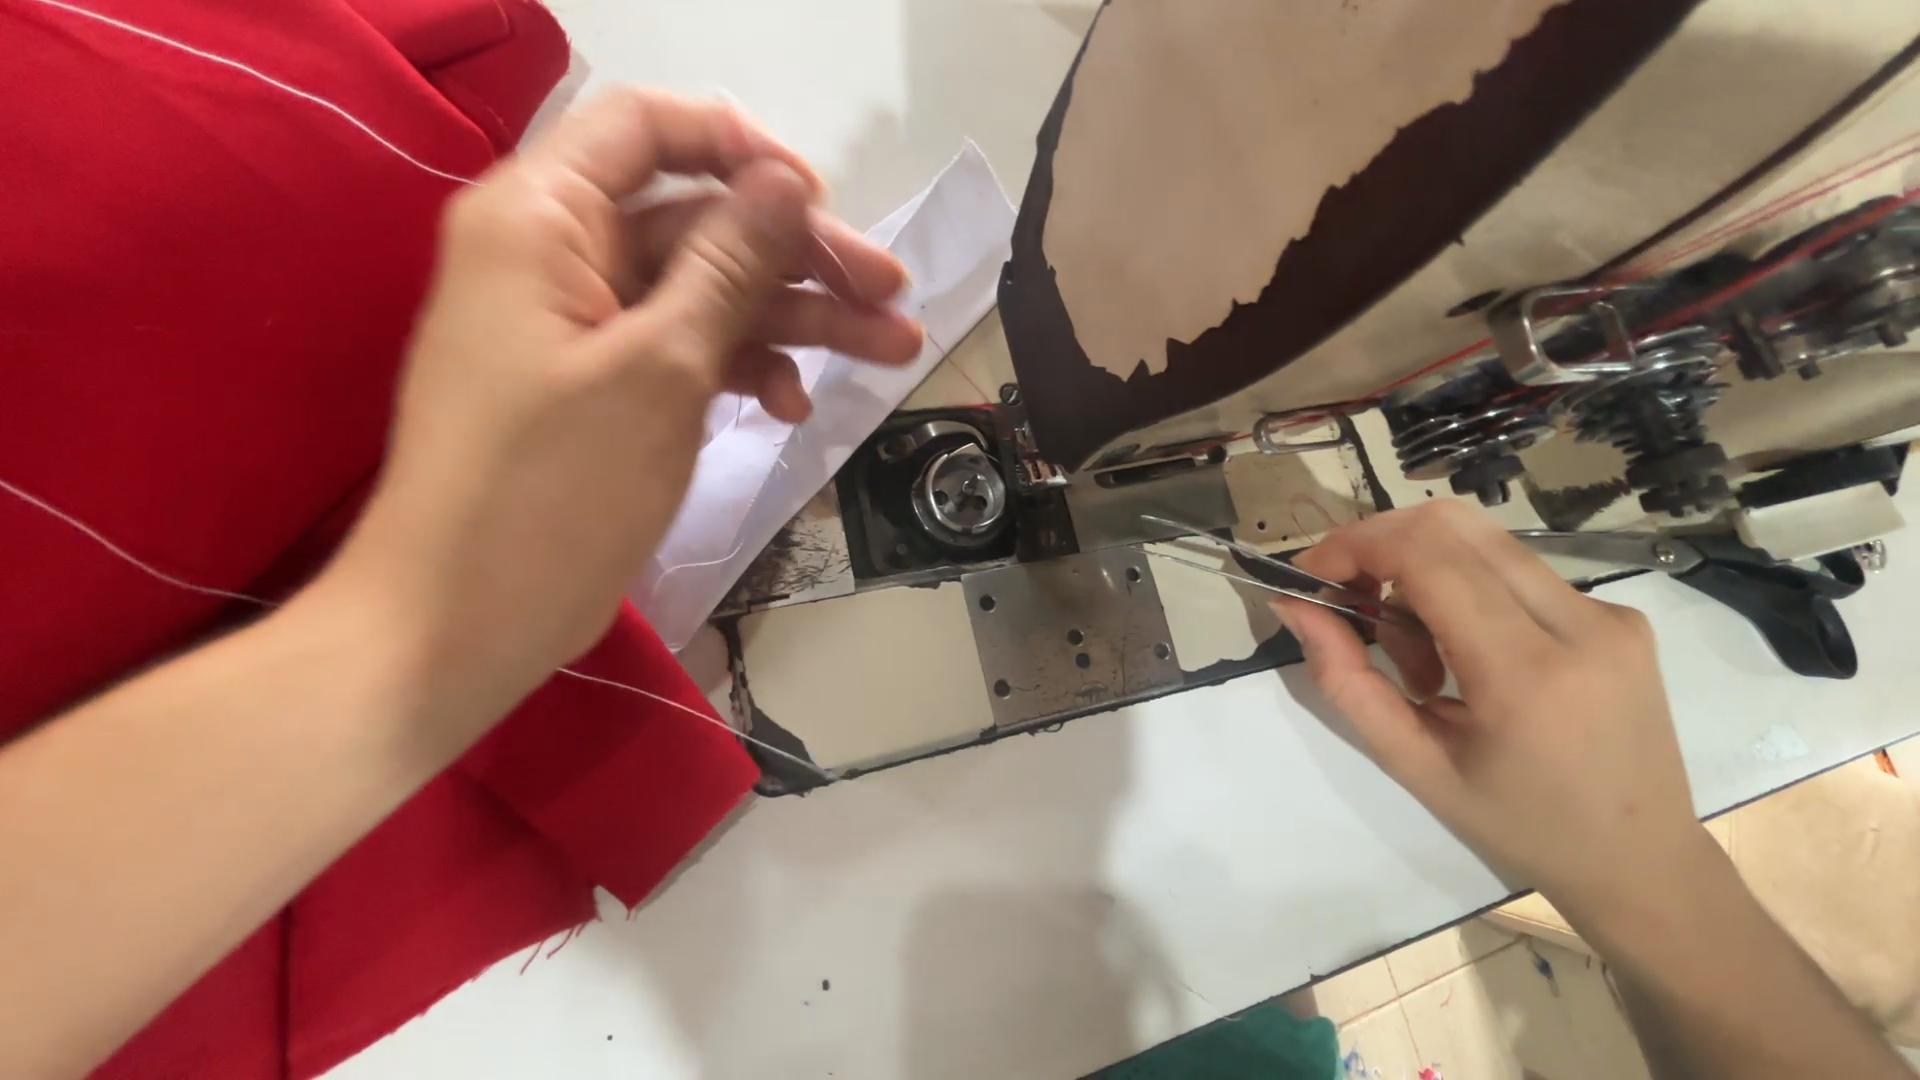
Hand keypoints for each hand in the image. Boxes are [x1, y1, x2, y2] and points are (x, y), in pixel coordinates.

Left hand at [326, 87, 922, 709]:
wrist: (470, 618)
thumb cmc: (553, 488)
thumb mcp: (660, 368)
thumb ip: (728, 266)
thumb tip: (786, 183)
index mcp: (543, 218)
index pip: (648, 131)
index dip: (742, 152)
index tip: (823, 203)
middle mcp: (561, 256)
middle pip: (701, 224)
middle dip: (801, 259)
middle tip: (892, 296)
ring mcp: (587, 328)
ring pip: (710, 295)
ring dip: (796, 322)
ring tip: (890, 351)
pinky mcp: (609, 388)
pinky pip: (691, 353)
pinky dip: (746, 371)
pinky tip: (792, 408)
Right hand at [1276, 501, 1711, 913]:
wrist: (1641, 862)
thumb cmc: (1515, 825)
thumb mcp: (1410, 762)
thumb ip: (1343, 679)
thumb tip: (1294, 606)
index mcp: (1527, 673)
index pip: (1425, 555)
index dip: (1351, 546)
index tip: (1309, 576)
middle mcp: (1580, 623)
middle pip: (1450, 524)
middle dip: (1375, 545)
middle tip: (1343, 597)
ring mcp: (1607, 612)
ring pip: (1478, 539)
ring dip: (1416, 571)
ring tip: (1410, 651)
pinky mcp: (1617, 613)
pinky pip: (1509, 567)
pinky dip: (1457, 589)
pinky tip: (1456, 652)